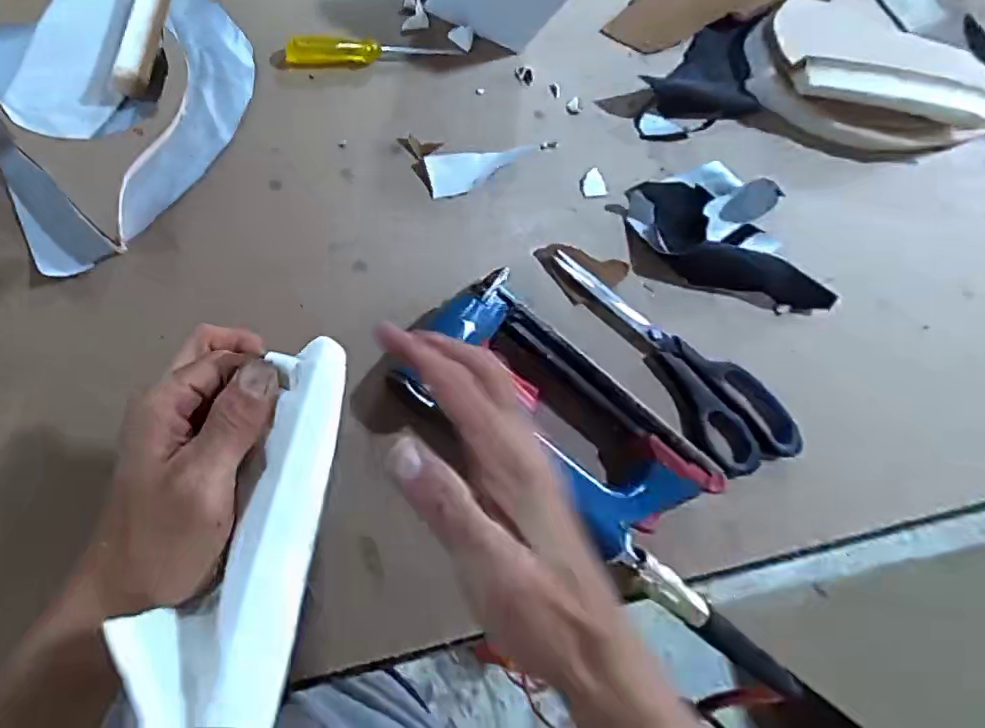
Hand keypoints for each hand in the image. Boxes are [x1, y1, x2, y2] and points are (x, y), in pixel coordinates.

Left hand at [77, 324, 281, 618]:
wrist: (122, 601)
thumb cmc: (162, 543)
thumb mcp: (204, 481)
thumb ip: (234, 422)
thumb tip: (265, 367)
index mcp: (162, 402)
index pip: (218, 355)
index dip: (255, 365)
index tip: (289, 395)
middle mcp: (162, 404)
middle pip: (208, 356)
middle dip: (248, 364)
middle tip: (281, 397)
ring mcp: (168, 428)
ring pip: (212, 385)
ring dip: (245, 393)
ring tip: (273, 425)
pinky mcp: (179, 452)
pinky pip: (214, 415)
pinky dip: (239, 418)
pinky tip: (256, 446)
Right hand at [377, 323, 692, 727]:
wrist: (598, 651)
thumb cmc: (541, 613)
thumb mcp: (488, 567)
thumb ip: (445, 505)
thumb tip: (400, 445)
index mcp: (511, 460)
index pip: (461, 386)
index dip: (422, 354)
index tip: (386, 334)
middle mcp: (525, 448)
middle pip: (488, 372)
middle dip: (443, 344)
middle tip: (400, 336)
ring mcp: (533, 460)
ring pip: (498, 386)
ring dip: (458, 359)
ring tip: (421, 356)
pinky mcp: (533, 477)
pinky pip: (499, 409)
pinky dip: (470, 385)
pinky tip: (455, 404)